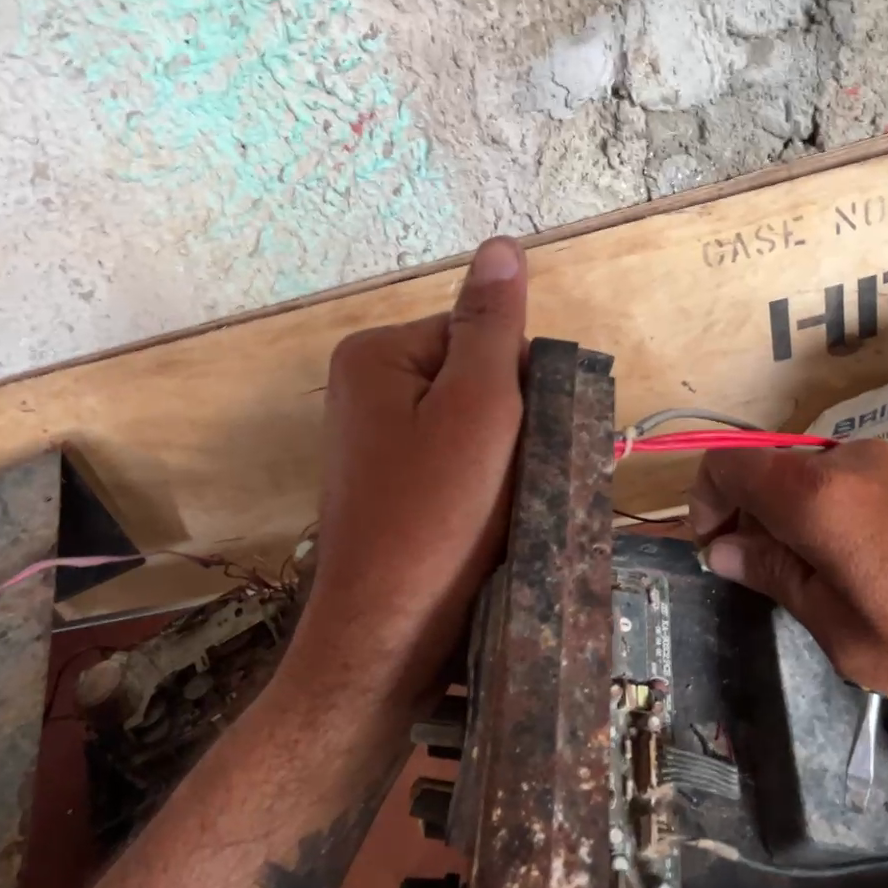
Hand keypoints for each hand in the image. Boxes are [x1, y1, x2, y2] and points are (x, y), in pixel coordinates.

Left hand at [284, 237, 528, 713]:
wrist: (386, 642)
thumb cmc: (436, 520)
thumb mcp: (478, 409)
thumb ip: (492, 326)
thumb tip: (502, 246)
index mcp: (375, 355)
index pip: (480, 335)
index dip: (517, 384)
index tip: (523, 439)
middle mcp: (365, 390)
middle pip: (475, 381)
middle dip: (512, 426)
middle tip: (517, 481)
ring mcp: (375, 444)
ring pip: (472, 429)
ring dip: (505, 462)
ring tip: (508, 508)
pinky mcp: (390, 490)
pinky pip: (454, 467)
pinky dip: (482, 489)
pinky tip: (490, 524)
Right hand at [689, 439, 887, 743]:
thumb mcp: (854, 639)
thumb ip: (780, 580)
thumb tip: (725, 549)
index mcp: (823, 494)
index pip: (728, 465)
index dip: (705, 502)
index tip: (719, 550)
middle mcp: (861, 457)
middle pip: (778, 471)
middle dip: (760, 520)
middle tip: (778, 584)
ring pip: (831, 479)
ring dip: (813, 522)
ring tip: (848, 590)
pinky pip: (882, 485)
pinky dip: (863, 518)